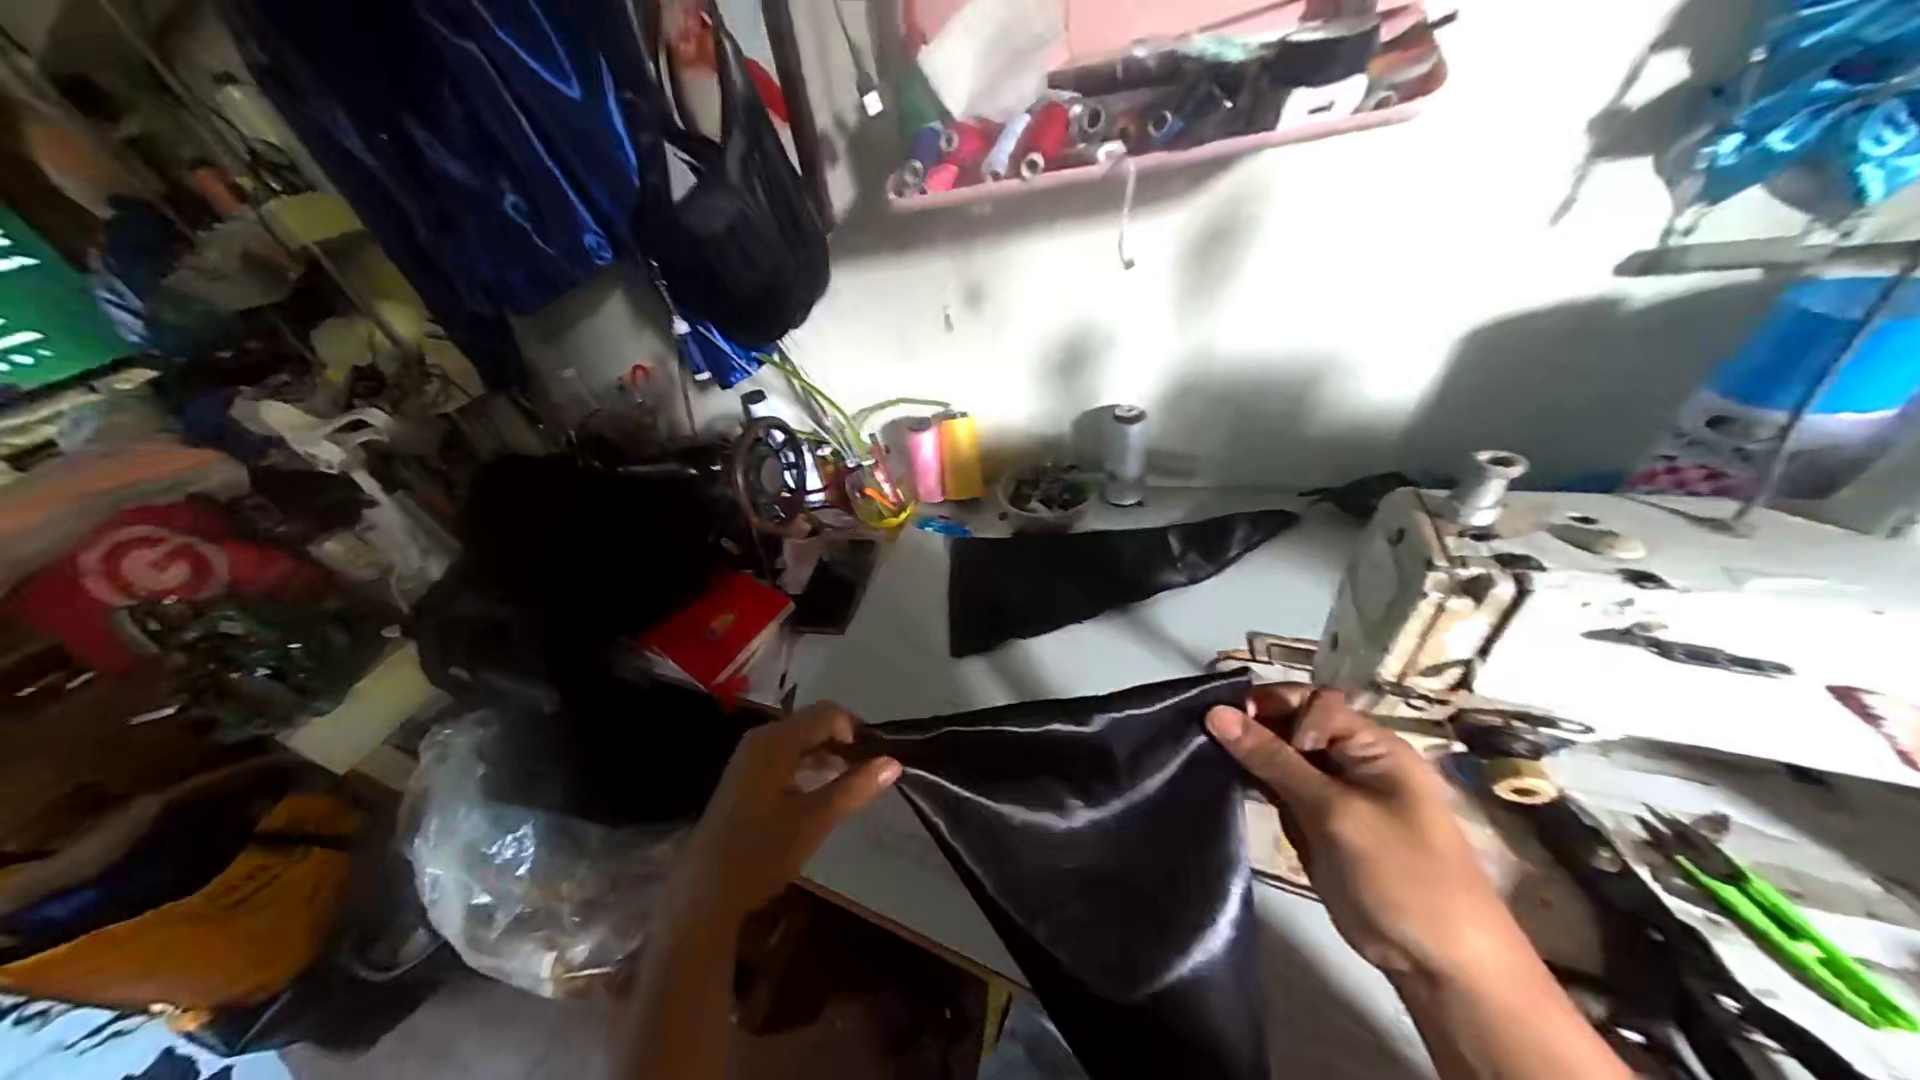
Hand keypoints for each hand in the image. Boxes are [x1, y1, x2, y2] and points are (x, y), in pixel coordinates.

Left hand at [671, 703, 900, 924]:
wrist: (704, 892)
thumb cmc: (761, 851)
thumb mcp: (815, 820)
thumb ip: (855, 788)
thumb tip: (893, 762)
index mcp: (775, 741)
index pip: (828, 714)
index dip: (857, 730)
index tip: (878, 758)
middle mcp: (761, 739)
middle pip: (813, 723)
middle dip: (845, 740)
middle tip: (871, 769)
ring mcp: (751, 757)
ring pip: (801, 740)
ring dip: (829, 753)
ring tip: (855, 780)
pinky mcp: (747, 776)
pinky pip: (787, 756)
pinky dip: (810, 765)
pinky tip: (825, 789)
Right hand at [1206, 686, 1527, 979]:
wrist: (1437, 961)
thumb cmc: (1398, 872)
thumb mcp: (1333, 810)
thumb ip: (1274, 759)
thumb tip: (1217, 713)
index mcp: (1371, 746)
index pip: (1313, 702)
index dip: (1274, 706)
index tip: (1235, 726)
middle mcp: (1350, 760)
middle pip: (1292, 724)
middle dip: (1254, 727)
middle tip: (1209, 737)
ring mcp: (1331, 792)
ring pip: (1279, 756)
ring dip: (1249, 756)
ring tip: (1208, 756)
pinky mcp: (1315, 821)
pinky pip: (1277, 787)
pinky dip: (1254, 783)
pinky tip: (1226, 780)